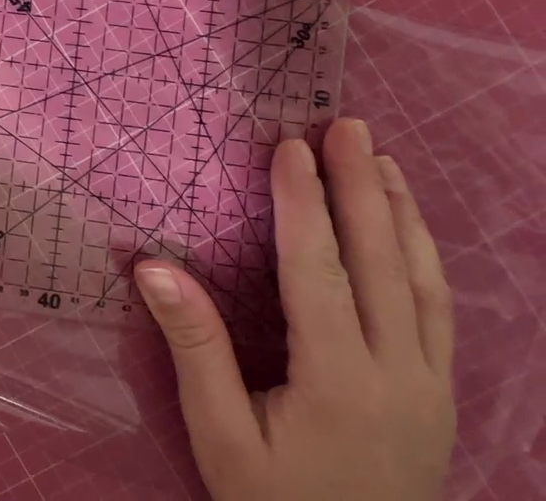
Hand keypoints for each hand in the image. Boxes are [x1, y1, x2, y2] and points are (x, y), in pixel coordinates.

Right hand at [135, 119, 454, 500]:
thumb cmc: (270, 495)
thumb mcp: (219, 430)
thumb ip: (195, 347)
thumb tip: (154, 265)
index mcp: (341, 378)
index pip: (320, 271)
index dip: (305, 205)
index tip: (291, 149)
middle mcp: (400, 372)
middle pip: (382, 264)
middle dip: (363, 189)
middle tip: (348, 127)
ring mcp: (430, 384)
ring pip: (423, 283)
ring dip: (402, 215)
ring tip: (382, 161)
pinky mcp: (437, 394)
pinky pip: (436, 310)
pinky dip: (422, 257)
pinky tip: (407, 232)